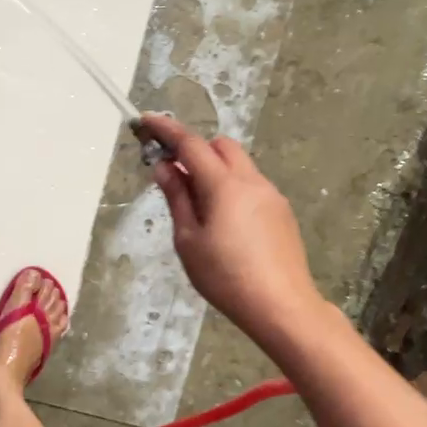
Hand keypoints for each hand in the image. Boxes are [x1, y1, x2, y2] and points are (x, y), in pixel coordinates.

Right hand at [135, 114, 325, 339]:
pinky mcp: (280, 211)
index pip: (191, 145)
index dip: (167, 130)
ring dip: (213, 169)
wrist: (281, 305)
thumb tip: (165, 167)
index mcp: (224, 186)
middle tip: (171, 173)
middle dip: (195, 148)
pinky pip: (250, 184)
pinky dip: (230, 186)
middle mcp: (251, 181)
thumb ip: (177, 198)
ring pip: (238, 164)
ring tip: (194, 203)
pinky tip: (221, 221)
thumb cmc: (224, 276)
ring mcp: (271, 195)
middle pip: (221, 146)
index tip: (146, 121)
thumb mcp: (188, 239)